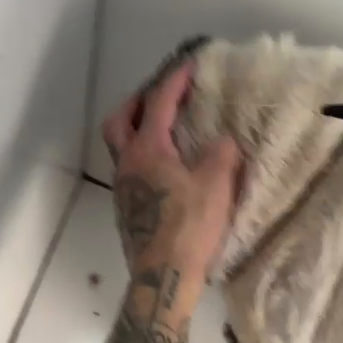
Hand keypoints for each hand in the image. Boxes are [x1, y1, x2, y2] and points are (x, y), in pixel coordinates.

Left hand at [102, 62, 242, 272]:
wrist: (164, 278)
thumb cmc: (189, 227)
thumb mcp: (217, 183)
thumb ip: (222, 152)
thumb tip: (221, 142)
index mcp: (146, 150)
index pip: (159, 102)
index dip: (176, 80)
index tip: (190, 64)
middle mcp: (127, 166)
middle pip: (120, 121)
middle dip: (139, 102)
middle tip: (161, 97)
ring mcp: (123, 192)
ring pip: (122, 150)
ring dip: (138, 133)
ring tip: (165, 133)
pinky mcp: (127, 214)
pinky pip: (131, 173)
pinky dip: (144, 160)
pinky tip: (165, 170)